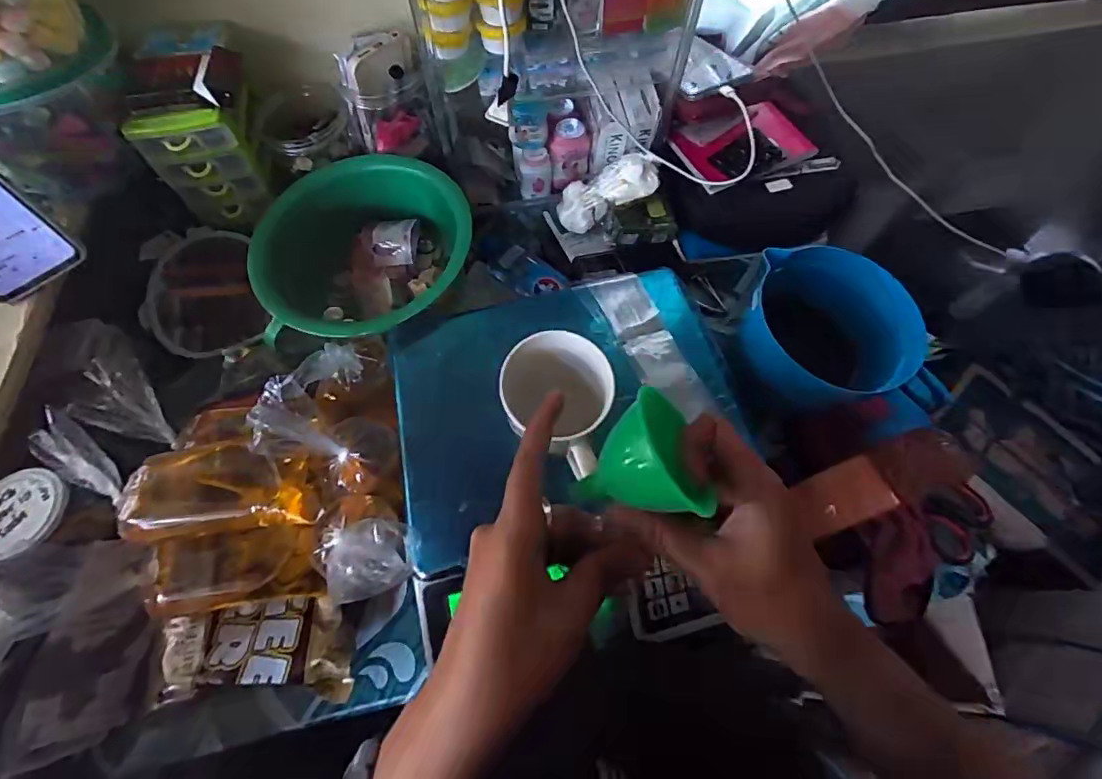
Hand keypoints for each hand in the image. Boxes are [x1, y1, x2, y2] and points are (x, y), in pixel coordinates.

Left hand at [379, 391, 644, 778]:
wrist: (465, 704)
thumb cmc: (518, 651)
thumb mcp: (571, 612)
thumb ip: (601, 572)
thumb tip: (636, 548)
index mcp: (513, 530)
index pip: (527, 465)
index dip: (541, 428)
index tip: (556, 397)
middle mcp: (498, 532)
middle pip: (552, 514)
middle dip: (591, 532)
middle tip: (633, 562)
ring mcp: (491, 554)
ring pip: (544, 537)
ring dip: (579, 553)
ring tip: (617, 584)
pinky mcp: (491, 575)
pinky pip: (531, 555)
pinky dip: (560, 565)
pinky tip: (587, 593)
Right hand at [610, 411, 844, 662]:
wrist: (816, 639)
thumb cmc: (767, 600)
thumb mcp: (707, 566)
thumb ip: (659, 533)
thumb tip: (611, 512)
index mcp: (754, 482)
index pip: (713, 429)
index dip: (683, 441)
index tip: (666, 474)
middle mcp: (756, 479)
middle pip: (707, 447)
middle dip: (673, 459)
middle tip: (642, 480)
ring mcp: (756, 496)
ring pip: (709, 470)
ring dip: (679, 480)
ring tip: (648, 497)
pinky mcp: (752, 514)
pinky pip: (715, 491)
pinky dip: (691, 498)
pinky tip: (668, 517)